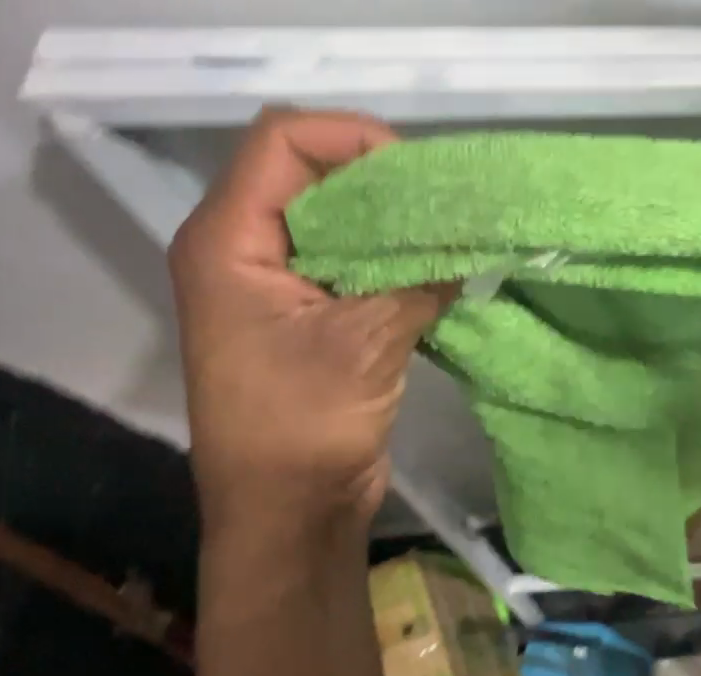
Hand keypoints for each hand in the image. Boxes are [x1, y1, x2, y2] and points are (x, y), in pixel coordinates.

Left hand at [169, 107, 455, 531]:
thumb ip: (417, 285)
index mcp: (229, 241)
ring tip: (455, 239)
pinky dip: (397, 271)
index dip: (352, 139)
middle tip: (451, 205)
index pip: (283, 144)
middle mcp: (246, 252)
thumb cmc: (302, 426)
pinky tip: (441, 280)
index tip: (421, 171)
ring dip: (396, 233)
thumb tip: (472, 249)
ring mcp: (279, 290)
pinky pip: (354, 275)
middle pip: (314, 181)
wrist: (289, 511)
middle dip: (385, 186)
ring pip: (340, 230)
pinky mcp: (312, 325)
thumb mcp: (364, 345)